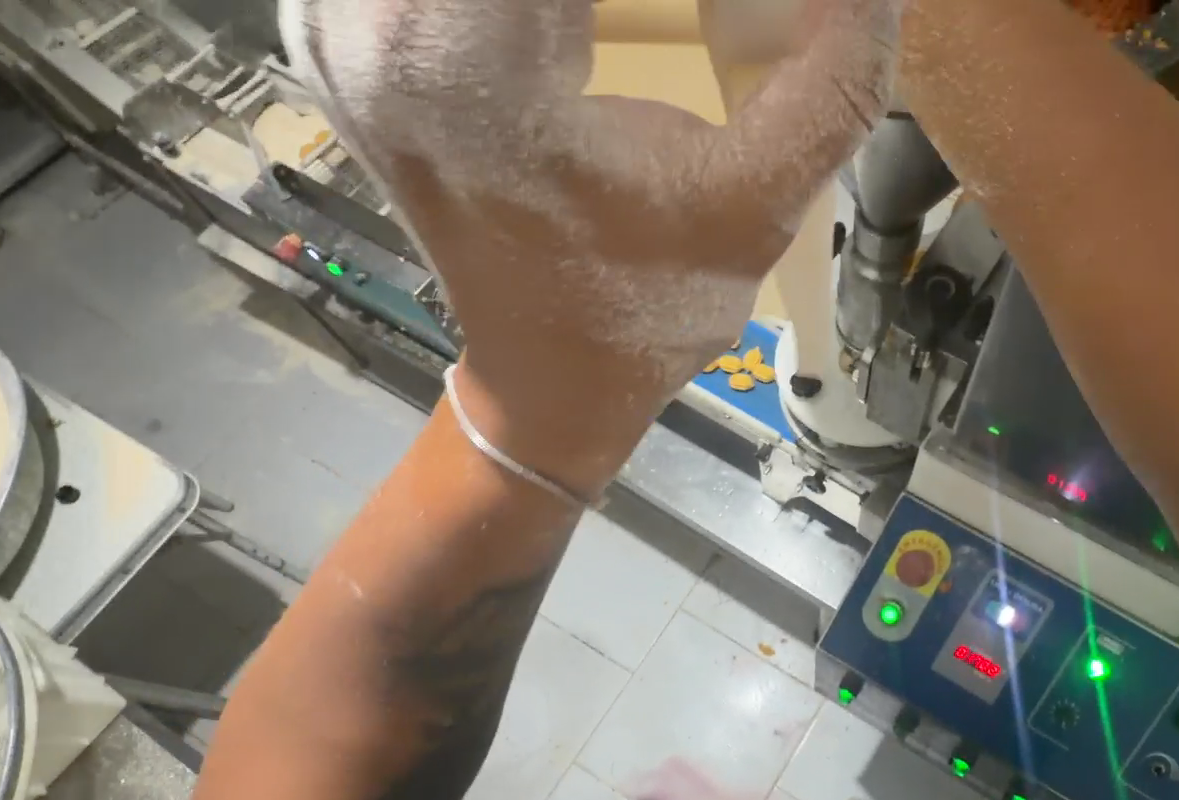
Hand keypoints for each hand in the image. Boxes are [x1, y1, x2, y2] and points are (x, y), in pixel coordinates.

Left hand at [298, 0, 897, 491]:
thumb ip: (832, 88)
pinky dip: (562, 0)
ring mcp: (346, 25)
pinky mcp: (355, 34)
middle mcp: (377, 25)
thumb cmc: (643, 319)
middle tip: (713, 17)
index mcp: (473, 66)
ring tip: (651, 22)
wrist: (550, 383)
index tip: (741, 9)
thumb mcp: (756, 215)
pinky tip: (593, 24)